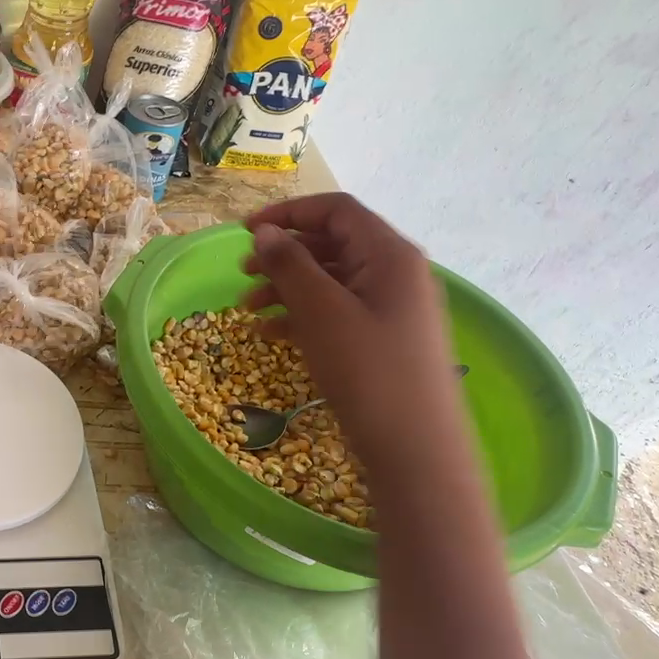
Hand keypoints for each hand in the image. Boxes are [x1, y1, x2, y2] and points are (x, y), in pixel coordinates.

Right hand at [240, 193, 466, 480]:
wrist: (415, 448)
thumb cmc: (368, 371)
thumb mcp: (321, 312)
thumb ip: (290, 265)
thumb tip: (266, 232)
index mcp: (390, 254)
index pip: (336, 210)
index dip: (287, 213)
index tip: (244, 232)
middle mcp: (396, 272)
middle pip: (332, 243)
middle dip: (283, 254)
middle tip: (242, 273)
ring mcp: (392, 307)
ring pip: (331, 279)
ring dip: (287, 287)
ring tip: (248, 309)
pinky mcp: (384, 339)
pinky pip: (338, 311)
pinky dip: (302, 314)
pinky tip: (270, 333)